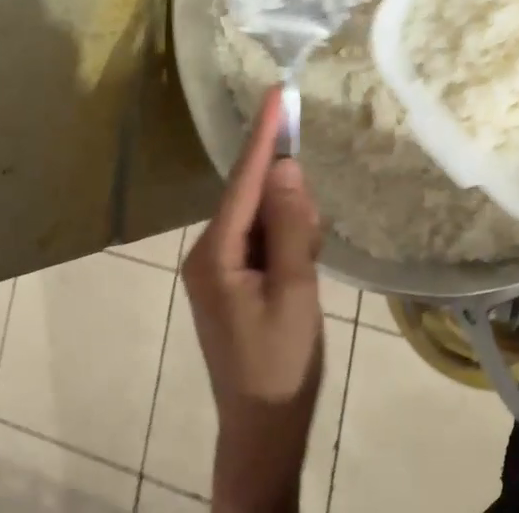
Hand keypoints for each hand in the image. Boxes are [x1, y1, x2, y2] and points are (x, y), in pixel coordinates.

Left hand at [183, 88, 324, 512]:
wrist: (262, 428)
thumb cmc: (281, 362)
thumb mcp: (295, 291)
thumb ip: (289, 226)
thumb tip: (283, 166)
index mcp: (216, 254)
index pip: (244, 181)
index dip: (263, 134)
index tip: (277, 90)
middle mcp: (206, 254)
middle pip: (251, 199)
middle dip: (286, 199)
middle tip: (312, 239)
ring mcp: (215, 270)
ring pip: (258, 221)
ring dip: (289, 226)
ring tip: (309, 264)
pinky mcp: (229, 283)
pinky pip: (259, 242)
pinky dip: (284, 243)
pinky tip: (301, 267)